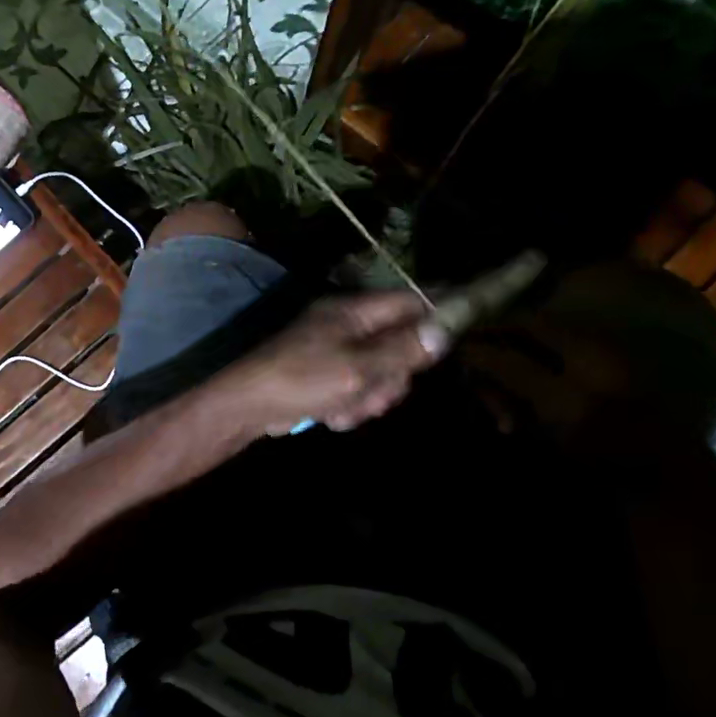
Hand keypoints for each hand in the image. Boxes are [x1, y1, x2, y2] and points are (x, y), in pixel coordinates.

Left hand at [217, 291, 448, 436]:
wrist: (250, 406)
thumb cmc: (301, 379)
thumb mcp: (357, 367)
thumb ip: (400, 350)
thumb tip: (443, 330)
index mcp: (353, 312)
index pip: (409, 301)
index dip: (438, 312)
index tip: (464, 327)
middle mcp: (347, 326)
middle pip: (400, 346)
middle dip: (392, 377)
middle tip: (374, 391)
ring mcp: (337, 352)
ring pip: (381, 375)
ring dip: (369, 398)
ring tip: (345, 407)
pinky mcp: (328, 377)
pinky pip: (359, 391)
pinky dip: (350, 407)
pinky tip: (331, 415)